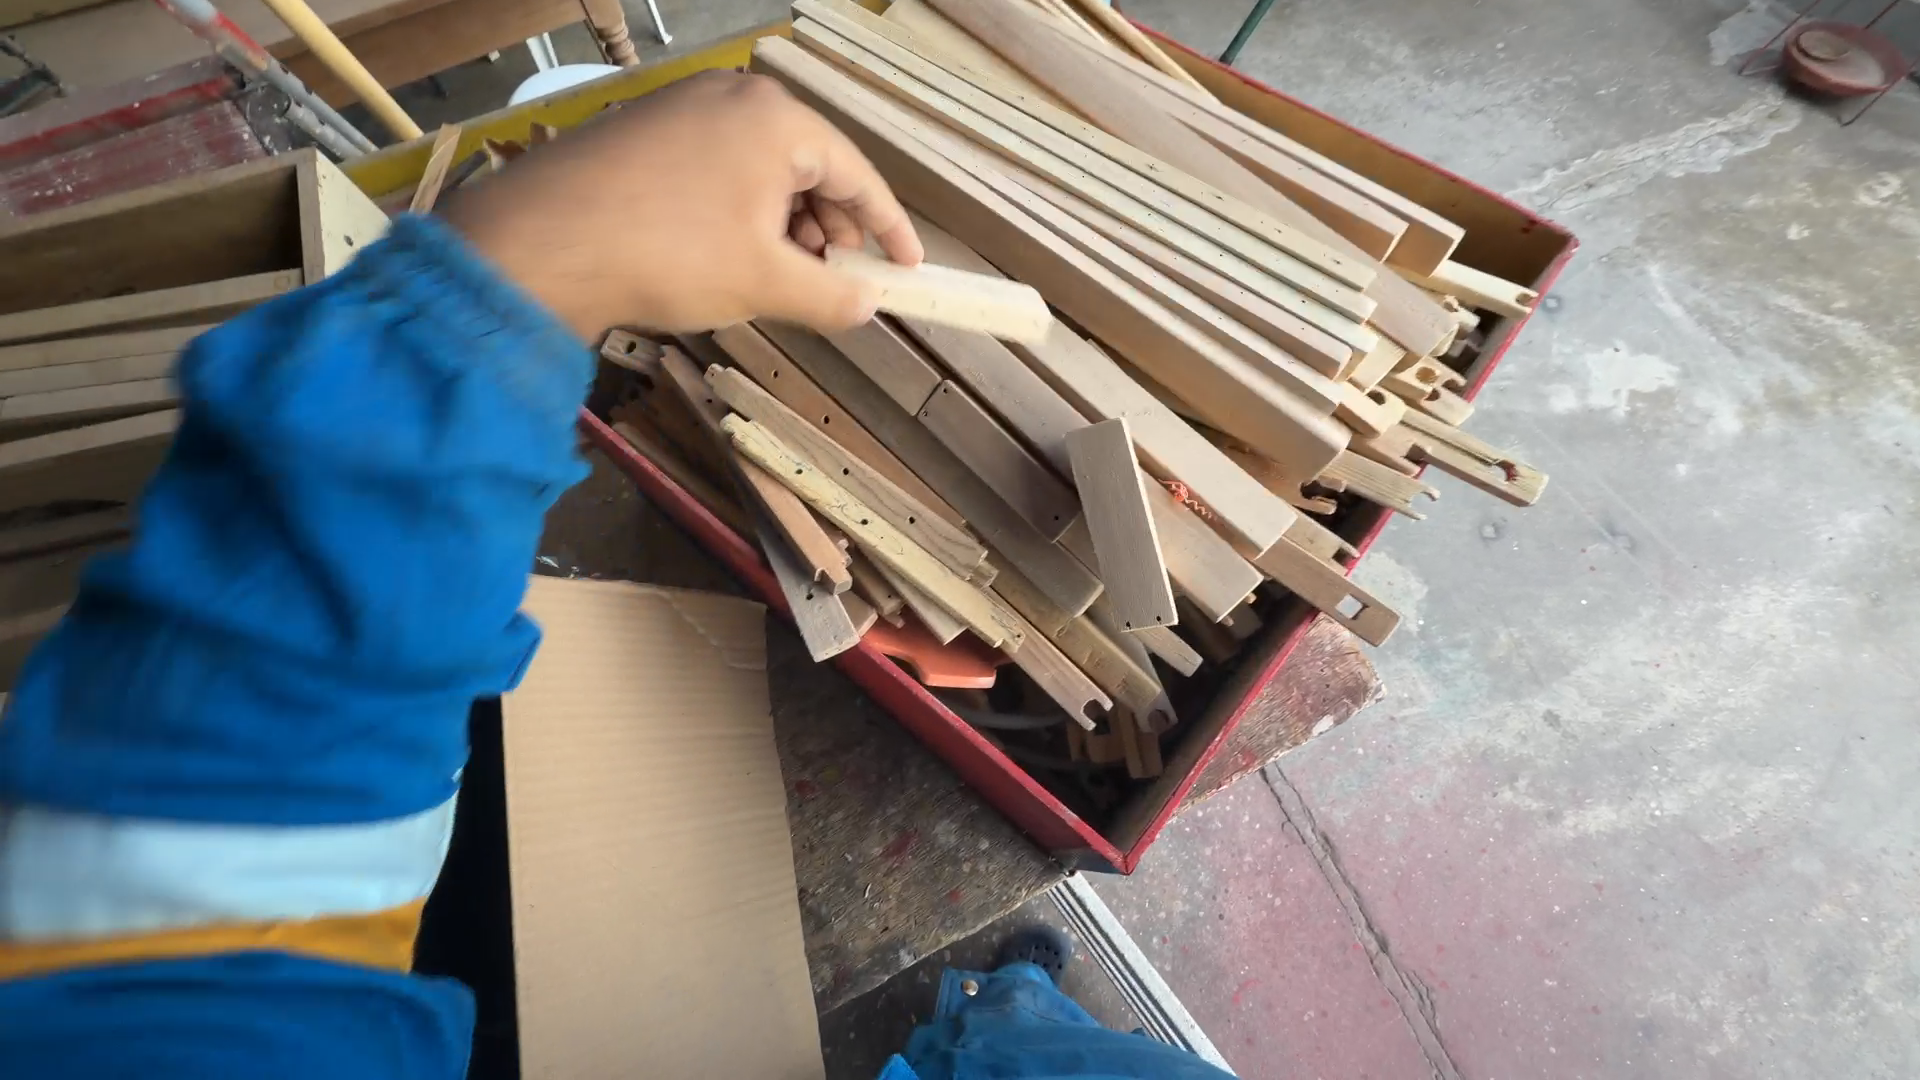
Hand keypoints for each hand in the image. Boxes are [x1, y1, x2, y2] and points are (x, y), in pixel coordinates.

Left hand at [439, 70, 921, 339]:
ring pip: (767, 174)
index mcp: (777, 121)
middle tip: (836, 281)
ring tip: (782, 277)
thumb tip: (868, 305)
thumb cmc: (671, 254)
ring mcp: (687, 111)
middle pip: (813, 170)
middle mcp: (735, 99)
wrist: (542, 245)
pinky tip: (736, 256)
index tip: (909, 266)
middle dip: (832, 232)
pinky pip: (724, 174)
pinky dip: (747, 217)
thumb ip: (834, 297)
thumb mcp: (769, 283)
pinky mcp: (650, 134)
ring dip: (788, 229)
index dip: (889, 229)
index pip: (859, 176)